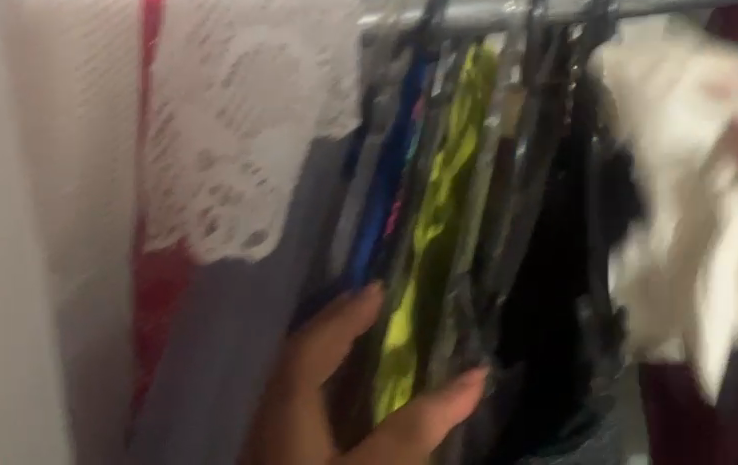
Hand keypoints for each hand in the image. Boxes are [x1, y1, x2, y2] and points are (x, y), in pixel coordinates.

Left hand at [242, 284, 487, 464]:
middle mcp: (265, 430)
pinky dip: (312, 388)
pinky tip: (334, 399)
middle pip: (291, 363)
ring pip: (284, 388)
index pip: (311, 351)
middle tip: (366, 306)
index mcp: (286, 419)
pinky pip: (285, 412)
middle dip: (328, 329)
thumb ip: (421, 428)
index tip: (379, 289)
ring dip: (318, 356)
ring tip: (353, 340)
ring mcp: (263, 454)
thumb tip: (475, 377)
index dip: (347, 317)